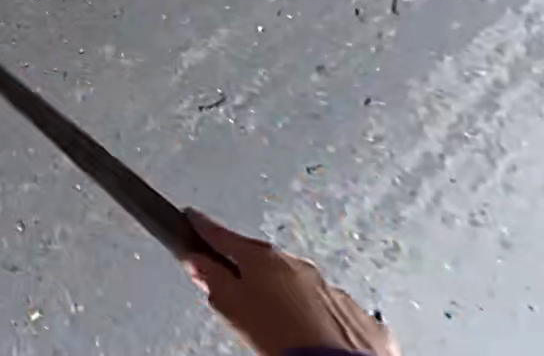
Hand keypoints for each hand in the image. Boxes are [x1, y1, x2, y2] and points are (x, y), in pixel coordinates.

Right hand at [181, 210, 399, 355]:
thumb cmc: (284, 339)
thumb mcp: (227, 304)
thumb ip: (208, 276)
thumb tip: (197, 261)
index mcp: (261, 256)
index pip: (218, 232)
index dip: (199, 224)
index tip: (191, 218)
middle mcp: (298, 266)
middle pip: (261, 261)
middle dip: (248, 272)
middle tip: (237, 295)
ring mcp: (335, 293)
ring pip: (299, 286)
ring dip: (286, 297)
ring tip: (281, 326)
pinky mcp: (365, 323)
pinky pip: (333, 312)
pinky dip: (320, 319)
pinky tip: (315, 338)